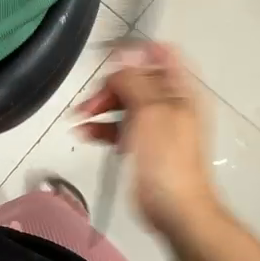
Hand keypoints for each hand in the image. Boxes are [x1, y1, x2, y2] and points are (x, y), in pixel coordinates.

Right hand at [73, 43, 222, 234]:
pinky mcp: (142, 145)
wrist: (176, 209)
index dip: (138, 52)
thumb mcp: (151, 111)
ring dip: (100, 106)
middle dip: (109, 86)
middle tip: (90, 101)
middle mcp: (170, 103)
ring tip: (79, 118)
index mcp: (180, 91)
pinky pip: (119, 126)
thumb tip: (124, 57)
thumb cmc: (167, 158)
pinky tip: (86, 133)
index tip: (111, 60)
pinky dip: (101, 127)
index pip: (163, 54)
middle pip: (135, 79)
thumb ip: (135, 80)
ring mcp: (156, 125)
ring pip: (123, 102)